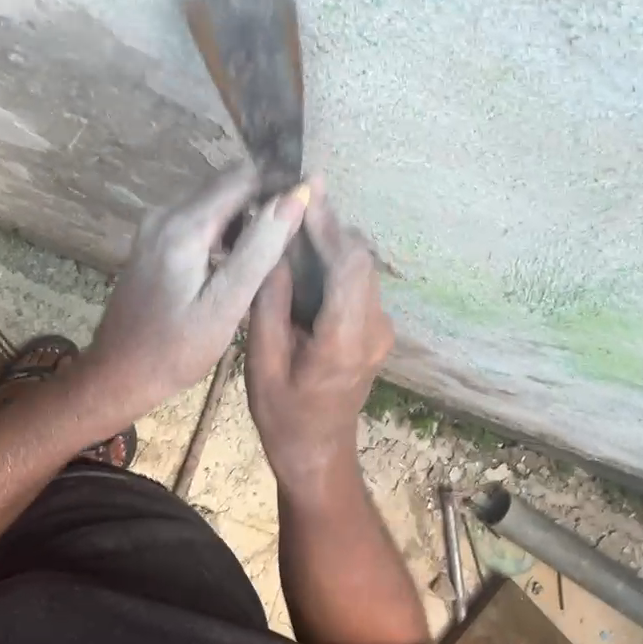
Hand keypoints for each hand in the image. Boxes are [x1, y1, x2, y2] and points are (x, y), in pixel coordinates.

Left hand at [80, 165, 308, 430]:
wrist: (119, 372)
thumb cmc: (176, 350)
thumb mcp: (226, 305)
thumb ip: (260, 249)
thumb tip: (295, 198)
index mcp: (184, 226)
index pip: (244, 177)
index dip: (281, 183)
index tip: (312, 202)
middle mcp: (166, 213)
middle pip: (228, 184)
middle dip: (265, 196)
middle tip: (299, 227)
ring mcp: (156, 225)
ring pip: (215, 200)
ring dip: (247, 213)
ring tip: (277, 244)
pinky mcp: (154, 239)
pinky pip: (199, 217)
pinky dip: (225, 228)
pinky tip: (242, 258)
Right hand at [245, 188, 394, 486]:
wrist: (317, 452)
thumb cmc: (283, 414)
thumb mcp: (262, 362)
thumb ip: (269, 305)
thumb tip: (274, 249)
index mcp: (345, 341)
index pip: (349, 267)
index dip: (329, 226)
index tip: (306, 192)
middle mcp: (374, 330)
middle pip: (360, 260)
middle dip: (328, 225)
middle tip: (294, 194)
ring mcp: (380, 329)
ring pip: (361, 266)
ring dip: (331, 239)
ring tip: (295, 214)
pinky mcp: (375, 328)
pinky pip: (358, 281)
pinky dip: (334, 258)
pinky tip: (305, 248)